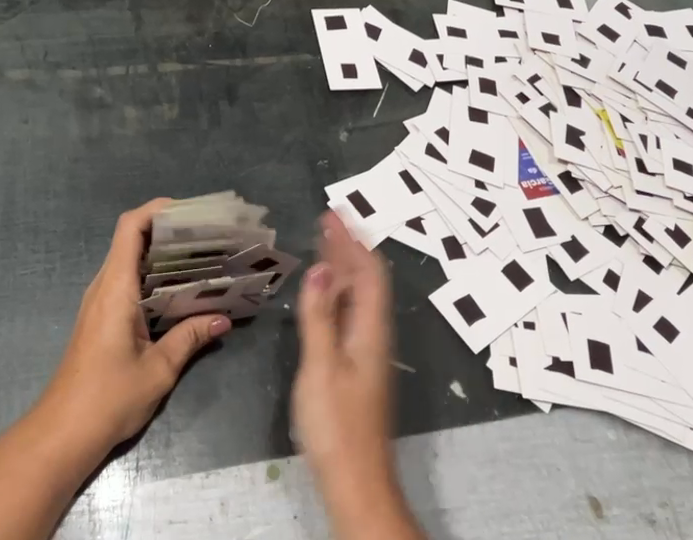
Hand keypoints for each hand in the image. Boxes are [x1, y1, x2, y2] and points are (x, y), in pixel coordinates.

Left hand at [36, 199, 231, 450]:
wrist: (64, 431)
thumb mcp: (159, 370)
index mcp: (116, 288)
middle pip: (131, 239)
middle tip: (207, 235)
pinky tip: (180, 291)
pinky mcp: (101, 317)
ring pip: (130, 260)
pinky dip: (153, 276)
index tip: (190, 210)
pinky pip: (128, 281)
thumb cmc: (109, 398)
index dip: (156, 210)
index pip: (130, 228)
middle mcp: (104, 286)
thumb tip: (222, 319)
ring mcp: (100, 301)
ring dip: (162, 254)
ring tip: (202, 257)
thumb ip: (190, 339)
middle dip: (168, 230)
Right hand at [293, 211, 396, 484]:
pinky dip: (338, 291)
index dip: (353, 241)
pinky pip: (351, 313)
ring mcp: (367, 352)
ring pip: (359, 297)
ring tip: (325, 243)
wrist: (354, 478)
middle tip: (329, 219)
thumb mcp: (322, 366)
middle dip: (349, 248)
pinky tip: (324, 292)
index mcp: (370, 331)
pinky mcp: (357, 365)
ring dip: (344, 267)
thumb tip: (318, 268)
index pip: (368, 273)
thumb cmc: (337, 423)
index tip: (335, 213)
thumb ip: (319, 316)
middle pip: (367, 281)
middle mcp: (374, 335)